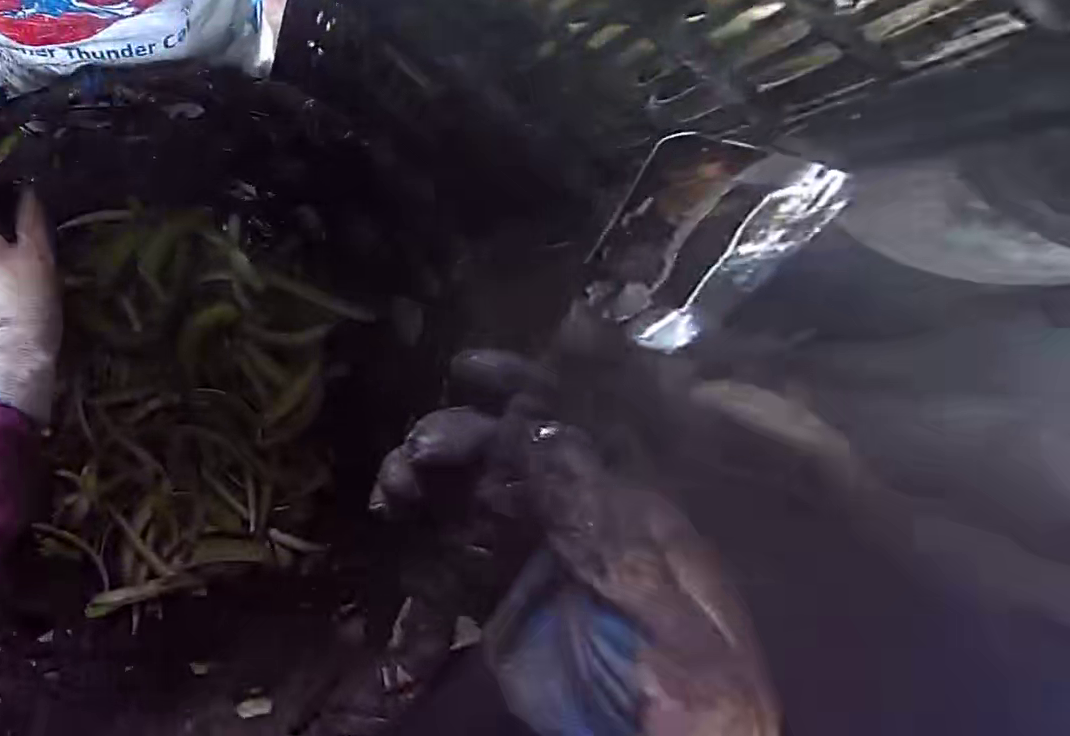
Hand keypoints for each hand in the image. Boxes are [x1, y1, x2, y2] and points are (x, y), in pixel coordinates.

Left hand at [0, 188, 60, 422]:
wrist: (22, 344)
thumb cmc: (26, 293)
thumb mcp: (35, 250)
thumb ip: (30, 220)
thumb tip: (29, 188)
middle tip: (10, 183)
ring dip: (0, 221)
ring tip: (19, 205)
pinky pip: (0, 252)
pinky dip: (8, 239)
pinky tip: (23, 237)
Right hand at [370, 351, 779, 735]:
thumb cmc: (680, 701)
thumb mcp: (664, 622)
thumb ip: (606, 528)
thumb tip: (548, 429)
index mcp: (619, 505)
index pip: (568, 425)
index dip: (520, 386)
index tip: (468, 367)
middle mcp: (560, 509)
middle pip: (495, 447)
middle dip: (450, 436)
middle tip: (419, 454)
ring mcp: (517, 541)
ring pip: (456, 482)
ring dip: (419, 474)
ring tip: (393, 490)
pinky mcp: (481, 576)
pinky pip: (435, 530)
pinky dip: (407, 517)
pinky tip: (389, 516)